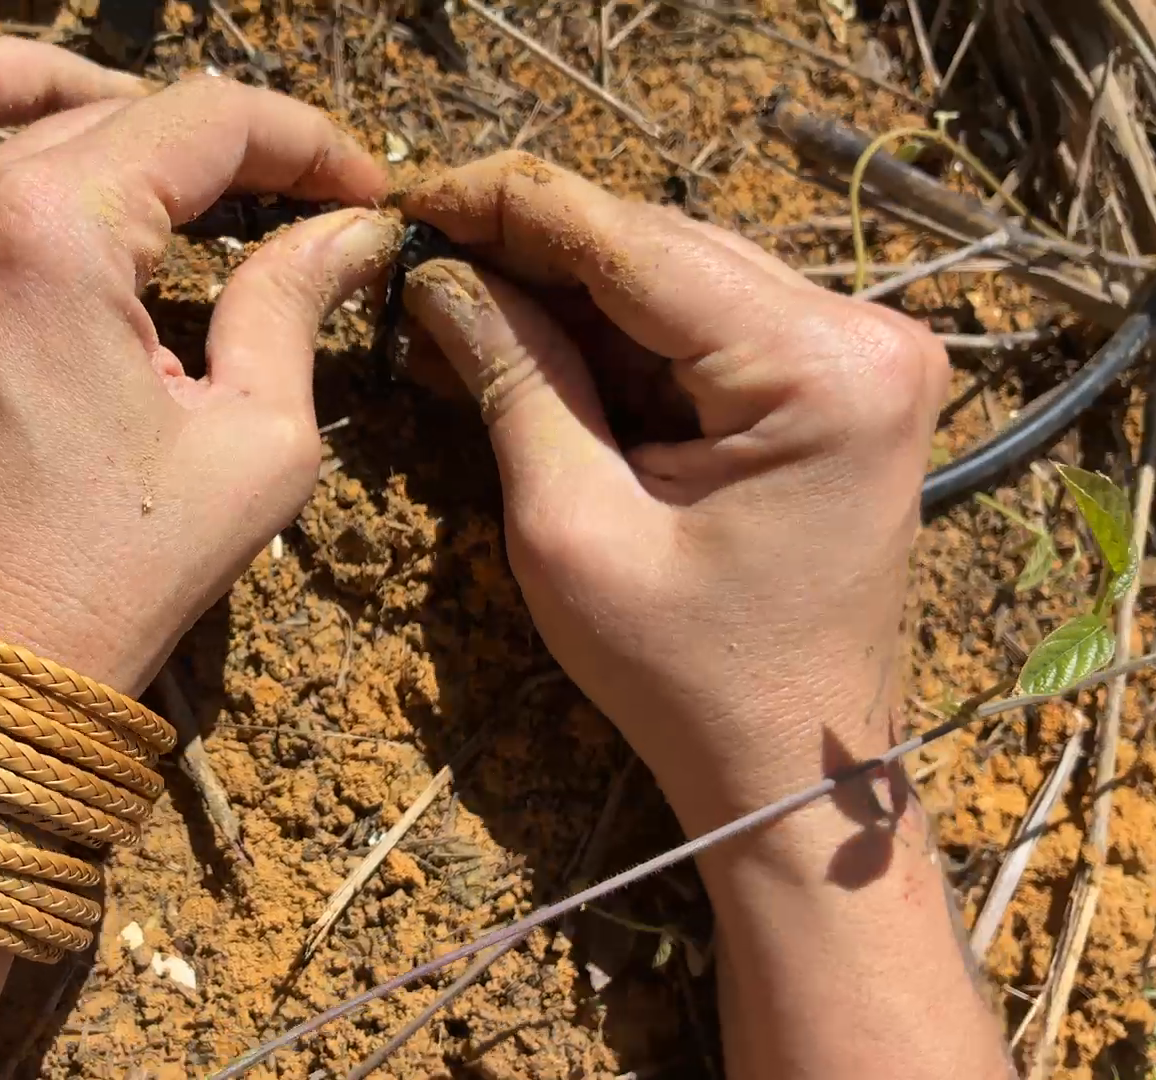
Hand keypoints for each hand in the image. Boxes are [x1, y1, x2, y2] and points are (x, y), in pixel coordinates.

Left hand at [0, 37, 397, 693]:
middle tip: (263, 191)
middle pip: (89, 114)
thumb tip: (345, 236)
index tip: (347, 184)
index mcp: (55, 240)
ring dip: (29, 77)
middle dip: (200, 140)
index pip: (202, 126)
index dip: (296, 141)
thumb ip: (293, 310)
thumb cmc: (120, 577)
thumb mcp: (253, 449)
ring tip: (103, 106)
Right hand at [400, 152, 947, 832]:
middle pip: (650, 252)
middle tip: (420, 241)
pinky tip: (503, 337)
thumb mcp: (569, 523)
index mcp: (814, 371)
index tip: (423, 191)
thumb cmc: (674, 666)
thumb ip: (515, 383)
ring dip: (544, 292)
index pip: (634, 247)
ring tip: (441, 293)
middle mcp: (851, 338)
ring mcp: (837, 361)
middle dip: (524, 245)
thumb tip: (443, 282)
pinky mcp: (803, 391)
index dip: (514, 209)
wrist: (776, 756)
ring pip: (656, 287)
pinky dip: (585, 339)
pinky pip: (672, 337)